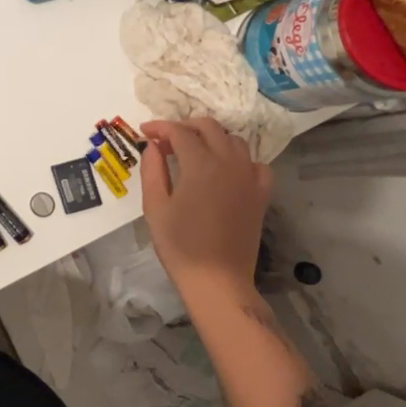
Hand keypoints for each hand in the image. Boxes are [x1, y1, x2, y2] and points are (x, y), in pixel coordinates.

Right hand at [137, 118, 272, 296]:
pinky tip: (226, 170)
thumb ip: (152, 170)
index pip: (179, 132)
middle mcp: (229, 163)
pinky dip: (239, 159)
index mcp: (201, 165)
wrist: (217, 279)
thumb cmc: (180, 244)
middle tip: (166, 140)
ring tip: (193, 151)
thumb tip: (152, 145)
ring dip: (212, 138)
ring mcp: (249, 178)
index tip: (144, 131)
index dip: (160, 127)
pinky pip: (256, 164)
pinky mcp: (261, 194)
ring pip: (234, 141)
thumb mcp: (155, 206)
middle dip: (185, 127)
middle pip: (210, 127)